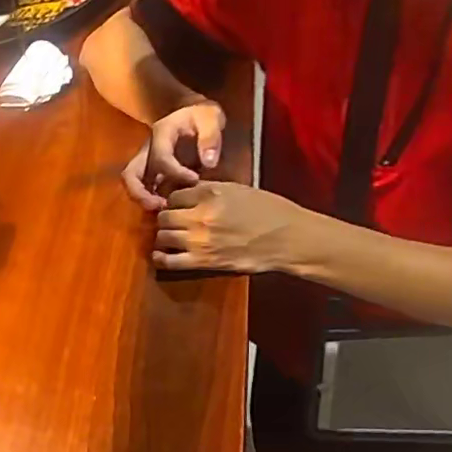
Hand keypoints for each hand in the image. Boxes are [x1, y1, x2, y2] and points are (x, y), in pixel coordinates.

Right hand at [121, 100, 225, 209]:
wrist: (187, 112)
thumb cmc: (200, 115)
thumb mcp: (210, 117)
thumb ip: (210, 137)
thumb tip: (209, 163)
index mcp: (160, 135)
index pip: (160, 158)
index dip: (175, 172)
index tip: (195, 179)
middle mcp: (146, 150)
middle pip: (130, 175)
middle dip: (140, 193)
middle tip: (160, 206)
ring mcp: (145, 162)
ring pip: (132, 184)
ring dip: (142, 199)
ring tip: (163, 211)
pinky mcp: (149, 171)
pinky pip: (143, 188)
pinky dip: (150, 199)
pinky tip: (167, 207)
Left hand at [152, 181, 318, 273]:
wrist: (290, 239)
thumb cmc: (269, 211)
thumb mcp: (238, 190)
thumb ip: (209, 190)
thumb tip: (184, 191)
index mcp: (210, 194)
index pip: (174, 196)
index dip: (175, 201)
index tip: (180, 207)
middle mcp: (201, 215)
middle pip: (163, 216)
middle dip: (167, 219)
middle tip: (173, 222)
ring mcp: (199, 240)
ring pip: (162, 236)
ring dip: (164, 236)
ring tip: (171, 237)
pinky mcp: (202, 261)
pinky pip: (168, 261)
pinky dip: (161, 258)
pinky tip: (163, 255)